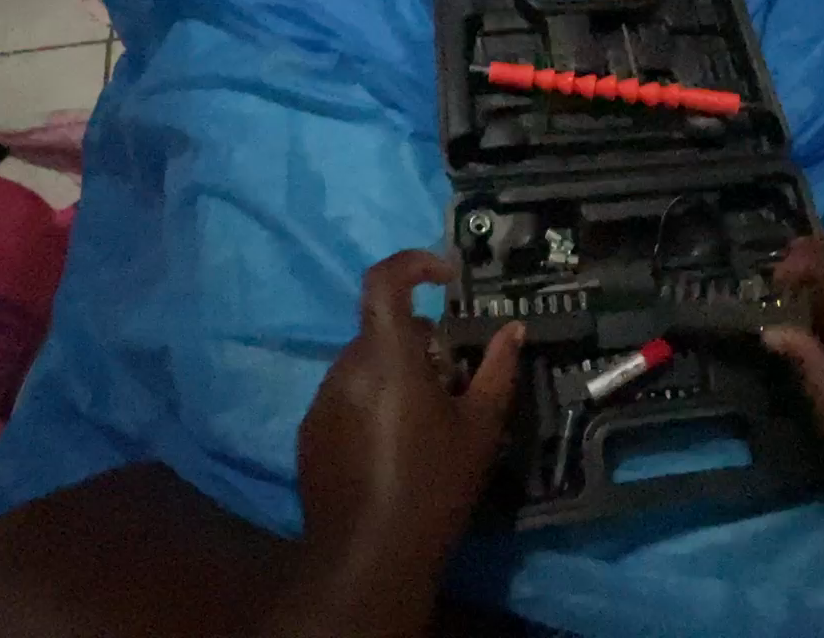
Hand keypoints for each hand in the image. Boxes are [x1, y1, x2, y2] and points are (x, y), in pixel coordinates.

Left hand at [294, 250, 524, 625]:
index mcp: (388, 357)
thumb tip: (514, 329)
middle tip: (452, 375)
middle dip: (419, 338)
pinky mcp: (309, 430)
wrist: (369, 559)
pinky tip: (393, 443)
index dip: (413, 263)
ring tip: (425, 416)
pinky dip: (372, 398)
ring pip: (365, 361)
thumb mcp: (480, 426)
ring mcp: (322, 399)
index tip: (445, 277)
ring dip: (396, 370)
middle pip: (382, 327)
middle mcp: (346, 368)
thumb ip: (497, 368)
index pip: (383, 281)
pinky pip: (346, 392)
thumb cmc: (434, 484)